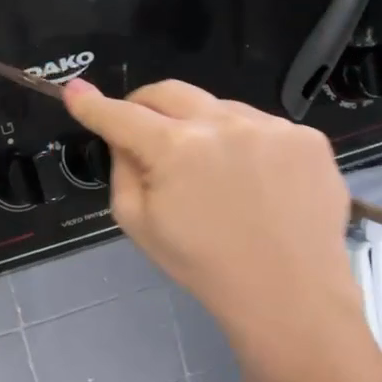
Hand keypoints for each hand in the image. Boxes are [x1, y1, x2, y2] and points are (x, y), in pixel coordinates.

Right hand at [63, 79, 357, 335]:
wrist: (288, 290)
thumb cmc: (199, 262)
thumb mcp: (135, 221)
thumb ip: (123, 170)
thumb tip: (121, 136)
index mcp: (175, 148)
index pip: (121, 116)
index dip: (91, 104)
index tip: (73, 91)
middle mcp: (224, 124)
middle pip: (169, 92)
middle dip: (143, 105)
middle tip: (140, 132)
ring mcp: (272, 127)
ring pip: (215, 107)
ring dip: (197, 126)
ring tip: (207, 171)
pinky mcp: (308, 138)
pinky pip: (259, 126)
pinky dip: (241, 142)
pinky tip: (249, 179)